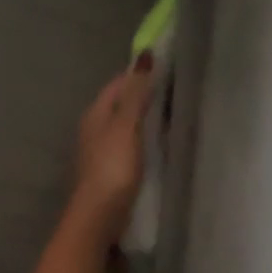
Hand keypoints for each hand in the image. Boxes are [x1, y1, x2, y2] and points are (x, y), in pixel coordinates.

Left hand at [68, 55, 155, 240]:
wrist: (99, 217)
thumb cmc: (112, 168)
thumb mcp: (126, 126)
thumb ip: (136, 94)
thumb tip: (144, 55)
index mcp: (95, 114)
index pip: (118, 84)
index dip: (139, 75)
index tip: (167, 69)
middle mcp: (94, 129)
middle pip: (120, 105)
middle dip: (144, 97)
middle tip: (177, 93)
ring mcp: (100, 152)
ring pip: (124, 127)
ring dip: (144, 121)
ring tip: (173, 117)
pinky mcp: (110, 173)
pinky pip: (129, 148)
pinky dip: (144, 142)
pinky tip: (160, 147)